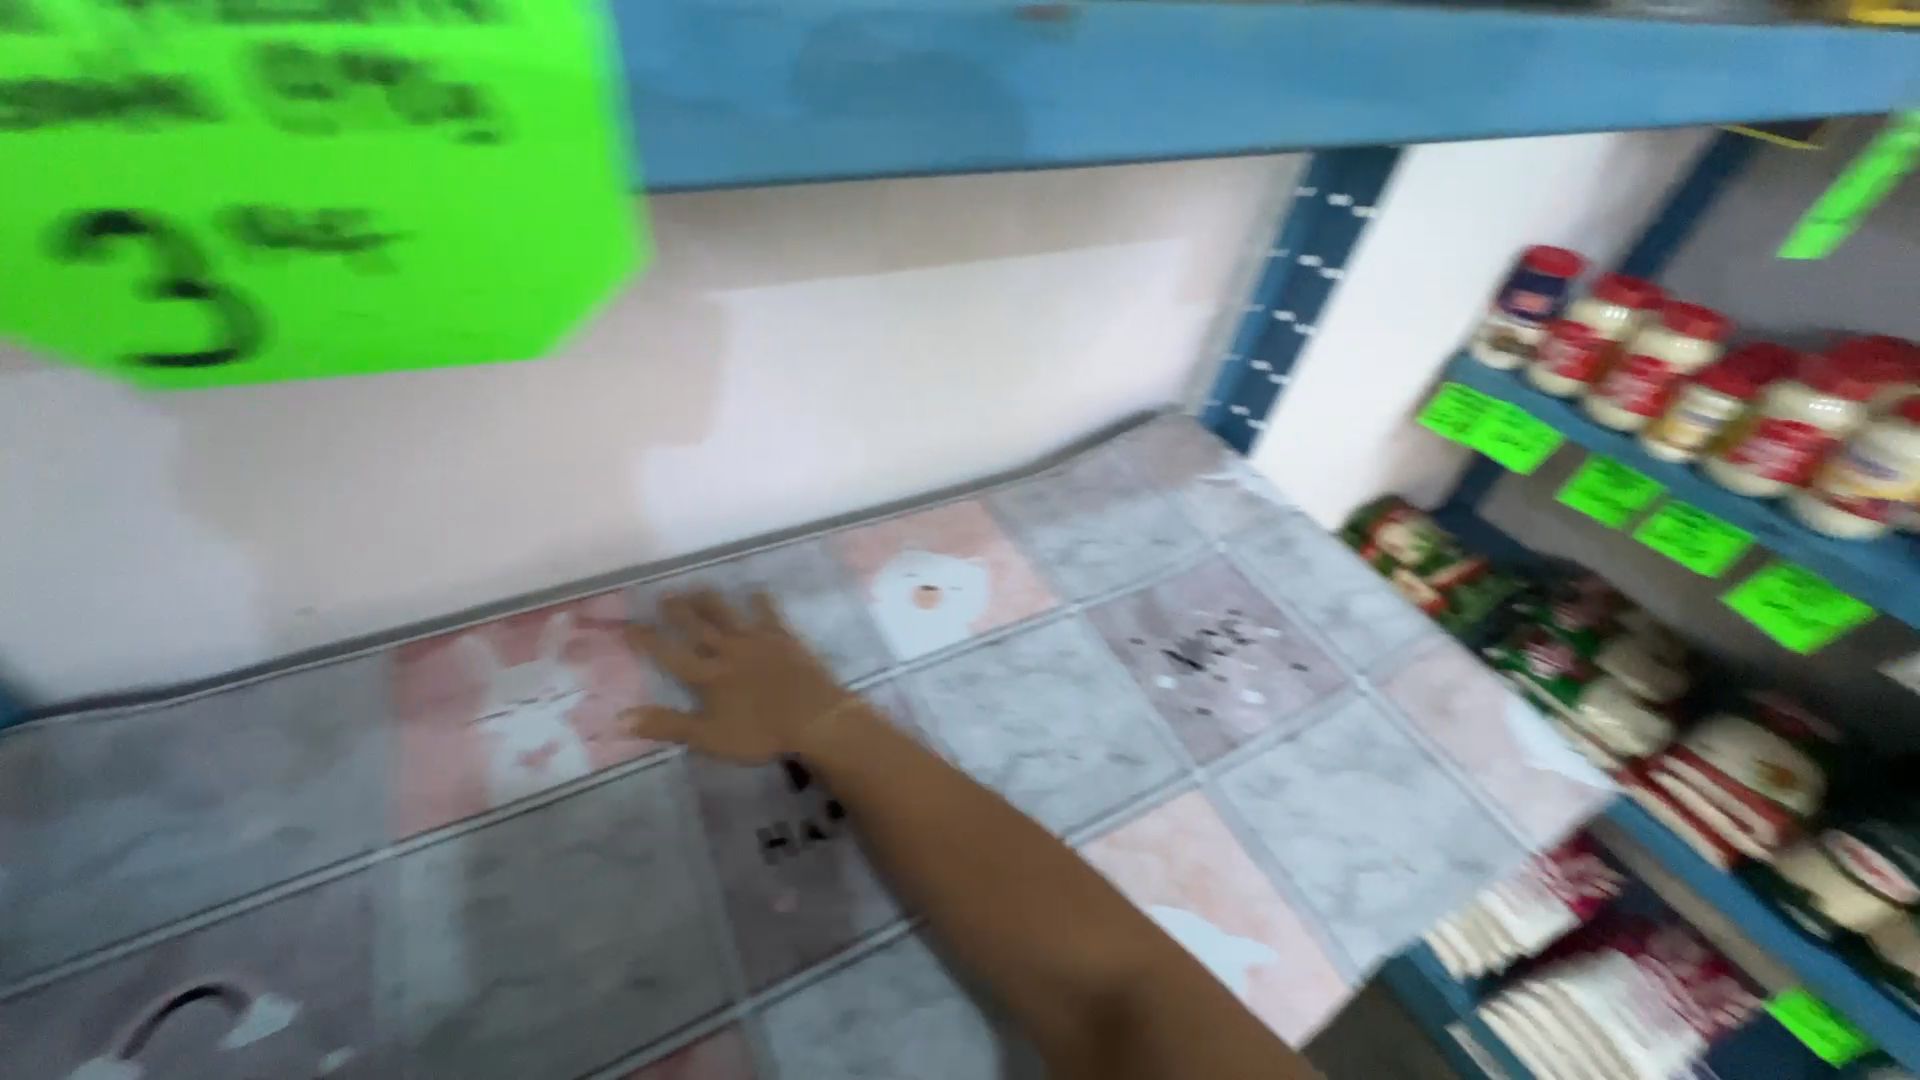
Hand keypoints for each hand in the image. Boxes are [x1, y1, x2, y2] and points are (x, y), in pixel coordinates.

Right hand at [622, 589, 851, 763]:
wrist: (813, 717)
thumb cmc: (760, 733)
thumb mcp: (708, 736)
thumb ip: (666, 725)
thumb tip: (618, 718)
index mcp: (708, 676)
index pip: (669, 654)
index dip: (647, 640)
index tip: (628, 624)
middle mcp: (729, 651)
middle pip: (698, 627)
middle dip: (678, 611)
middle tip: (664, 594)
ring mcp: (758, 641)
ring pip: (728, 614)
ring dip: (711, 600)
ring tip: (698, 587)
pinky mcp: (784, 639)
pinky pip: (769, 614)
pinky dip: (761, 602)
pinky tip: (756, 590)